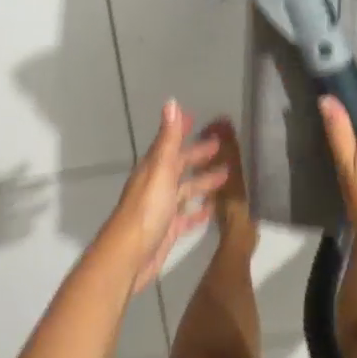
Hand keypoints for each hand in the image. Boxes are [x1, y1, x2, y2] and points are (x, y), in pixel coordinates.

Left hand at [108, 101, 229, 295]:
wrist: (129, 255)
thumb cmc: (147, 209)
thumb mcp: (160, 169)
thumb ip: (168, 139)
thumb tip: (172, 102)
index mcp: (154, 168)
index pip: (170, 143)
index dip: (181, 130)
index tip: (196, 117)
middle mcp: (157, 185)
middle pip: (180, 166)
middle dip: (198, 155)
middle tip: (222, 146)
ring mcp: (163, 209)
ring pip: (186, 190)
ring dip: (203, 182)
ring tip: (227, 176)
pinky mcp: (168, 230)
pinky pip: (186, 216)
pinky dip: (198, 211)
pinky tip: (213, 210)